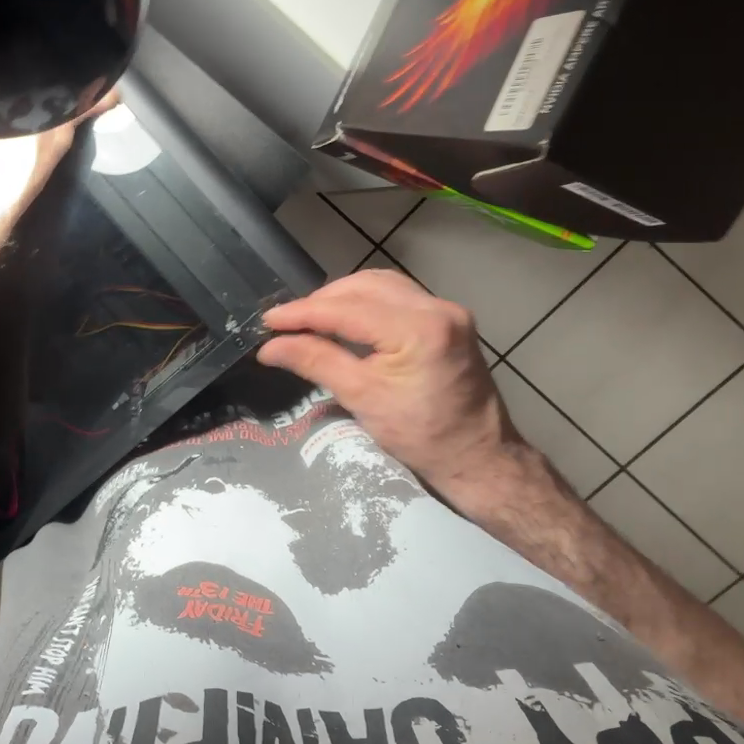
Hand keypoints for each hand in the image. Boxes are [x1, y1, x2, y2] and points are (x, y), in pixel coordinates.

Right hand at [257, 269, 522, 492]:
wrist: (477, 457)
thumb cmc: (420, 435)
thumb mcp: (361, 397)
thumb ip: (315, 361)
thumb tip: (269, 346)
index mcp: (418, 328)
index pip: (346, 309)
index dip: (301, 313)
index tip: (267, 320)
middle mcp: (437, 308)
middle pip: (364, 287)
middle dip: (321, 302)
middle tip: (286, 324)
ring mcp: (447, 310)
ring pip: (381, 286)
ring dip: (343, 299)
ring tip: (311, 321)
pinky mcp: (449, 320)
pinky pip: (398, 297)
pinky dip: (366, 304)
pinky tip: (345, 321)